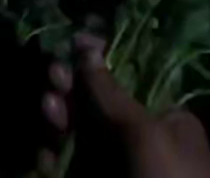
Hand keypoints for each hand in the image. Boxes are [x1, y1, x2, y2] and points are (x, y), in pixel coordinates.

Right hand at [40, 34, 209, 177]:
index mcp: (165, 119)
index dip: (97, 60)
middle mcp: (141, 141)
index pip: (126, 77)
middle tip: (52, 76)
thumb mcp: (147, 135)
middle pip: (97, 104)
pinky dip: (53, 160)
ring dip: (59, 118)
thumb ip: (112, 92)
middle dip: (72, 88)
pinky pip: (69, 169)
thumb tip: (86, 47)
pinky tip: (44, 157)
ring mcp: (117, 171)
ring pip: (79, 135)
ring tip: (48, 109)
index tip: (71, 44)